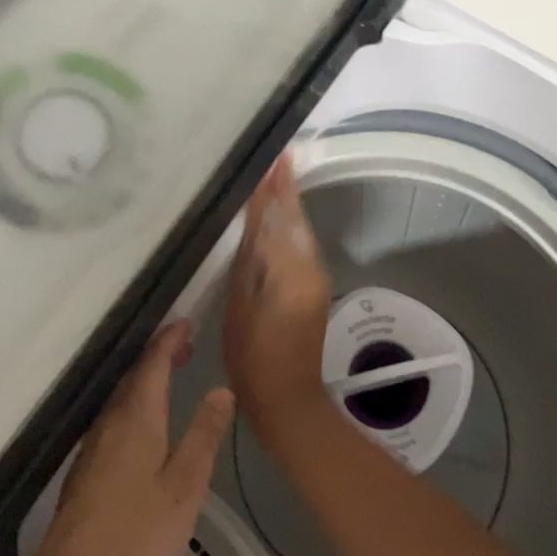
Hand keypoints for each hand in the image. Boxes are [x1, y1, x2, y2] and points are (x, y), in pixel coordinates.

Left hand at [6, 323, 233, 555]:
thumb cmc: (137, 532)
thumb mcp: (185, 485)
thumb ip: (204, 435)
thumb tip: (221, 390)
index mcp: (136, 418)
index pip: (152, 362)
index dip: (170, 338)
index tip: (188, 321)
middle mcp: (109, 423)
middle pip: (133, 376)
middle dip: (159, 355)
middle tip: (187, 348)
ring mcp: (92, 447)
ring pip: (121, 398)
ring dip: (145, 380)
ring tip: (171, 380)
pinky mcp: (85, 470)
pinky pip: (113, 418)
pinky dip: (134, 405)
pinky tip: (146, 425)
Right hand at [224, 153, 333, 429]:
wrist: (288, 399)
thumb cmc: (253, 357)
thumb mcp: (240, 305)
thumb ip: (249, 258)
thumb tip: (253, 218)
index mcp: (290, 269)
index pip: (281, 217)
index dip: (277, 187)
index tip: (275, 157)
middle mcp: (309, 266)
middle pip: (295, 220)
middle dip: (286, 189)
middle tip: (276, 157)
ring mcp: (315, 277)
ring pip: (299, 232)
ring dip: (288, 206)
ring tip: (275, 177)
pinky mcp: (314, 288)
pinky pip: (300, 246)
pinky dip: (289, 227)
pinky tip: (275, 218)